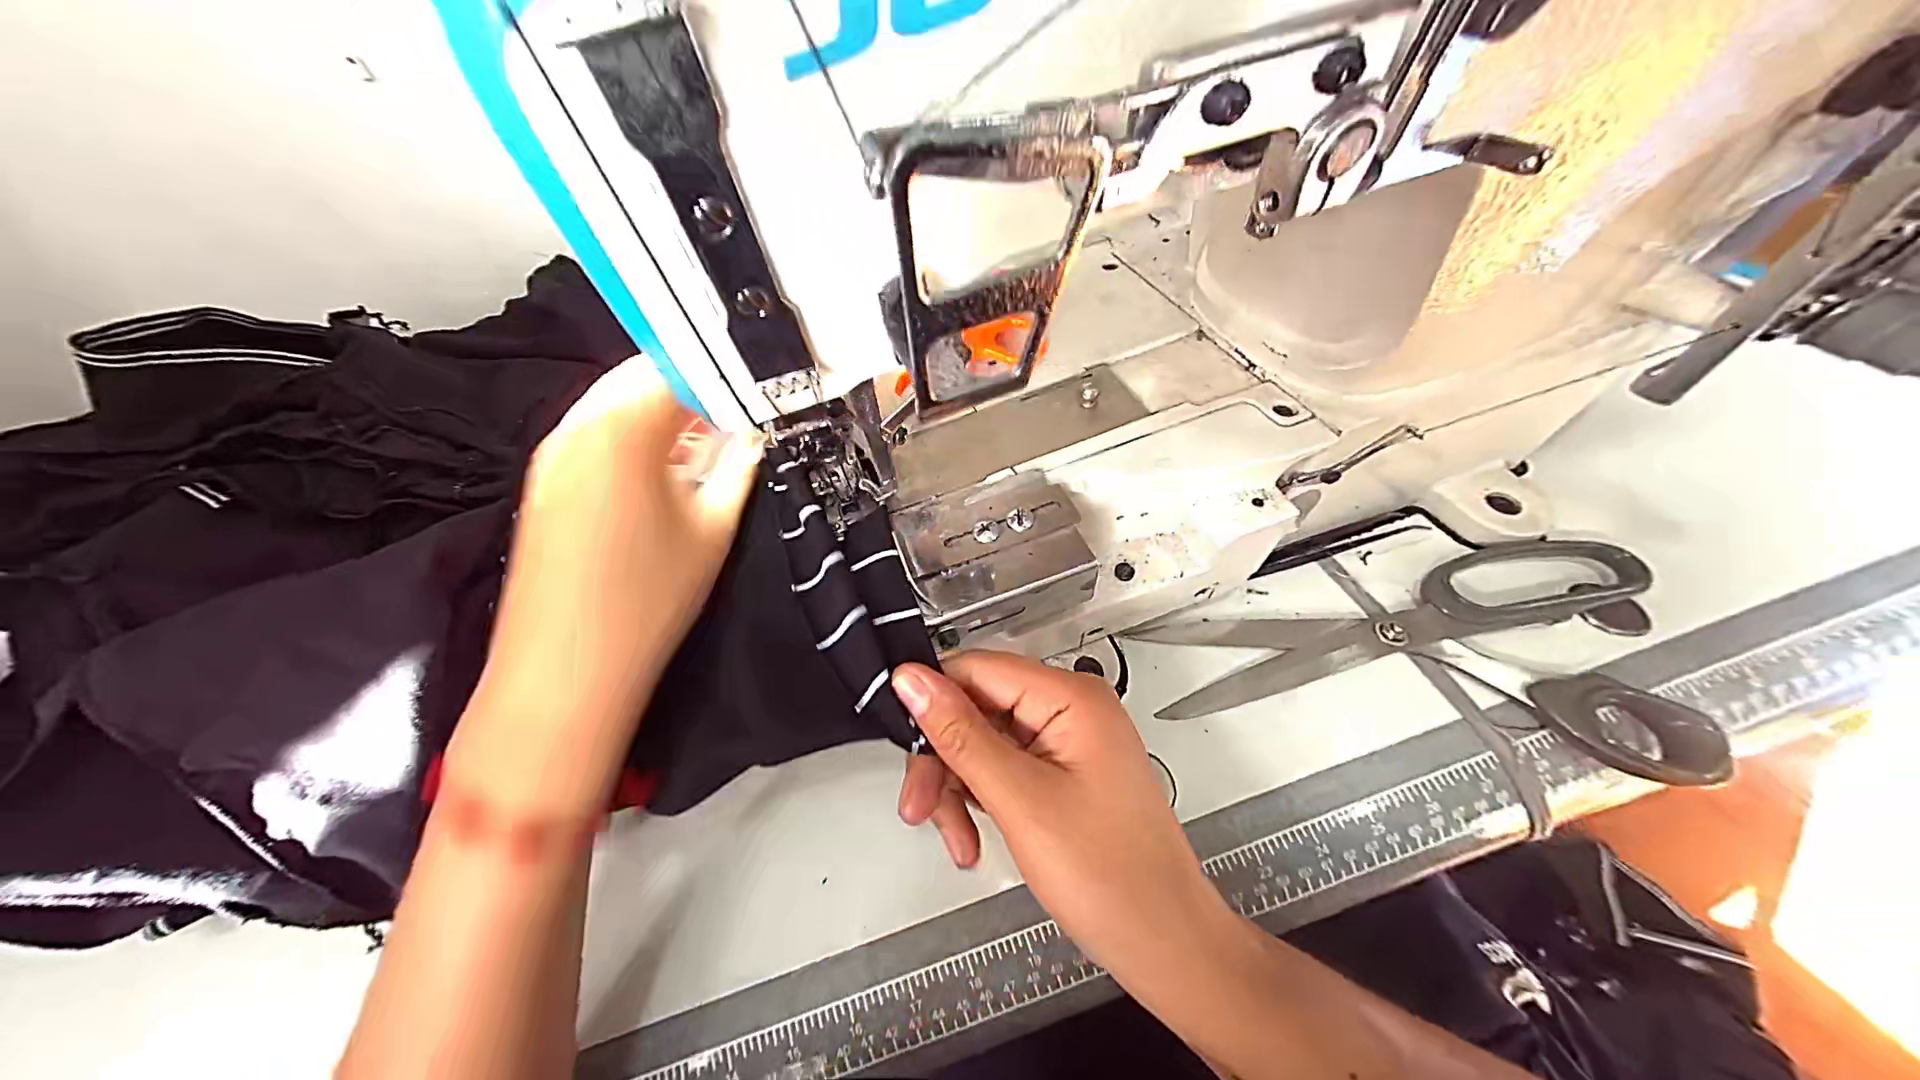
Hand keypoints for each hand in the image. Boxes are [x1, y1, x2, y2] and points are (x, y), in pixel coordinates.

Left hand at [458, 358, 760, 807]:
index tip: (757, 391)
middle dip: (692, 390)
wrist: (565, 669)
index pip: (680, 369)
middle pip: (642, 379)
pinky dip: (634, 438)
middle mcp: (576, 426)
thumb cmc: (649, 598)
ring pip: (615, 404)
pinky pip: (595, 435)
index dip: (725, 375)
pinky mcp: (543, 481)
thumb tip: (752, 436)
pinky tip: (664, 470)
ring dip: (662, 414)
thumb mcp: (712, 529)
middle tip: (736, 416)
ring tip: (705, 445)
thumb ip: (736, 469)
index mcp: (621, 429)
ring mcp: (551, 453)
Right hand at [891, 654, 1232, 976]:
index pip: (978, 668)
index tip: (903, 734)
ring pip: (982, 743)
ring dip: (957, 788)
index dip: (933, 700)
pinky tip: (972, 836)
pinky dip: (978, 800)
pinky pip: (1001, 768)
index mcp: (1072, 698)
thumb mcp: (1019, 799)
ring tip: (954, 835)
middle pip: (976, 708)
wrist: (1163, 942)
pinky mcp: (1061, 770)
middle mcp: (1071, 709)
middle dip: (943, 759)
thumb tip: (915, 682)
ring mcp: (1066, 741)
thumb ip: (961, 735)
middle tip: (920, 804)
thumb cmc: (1117, 879)